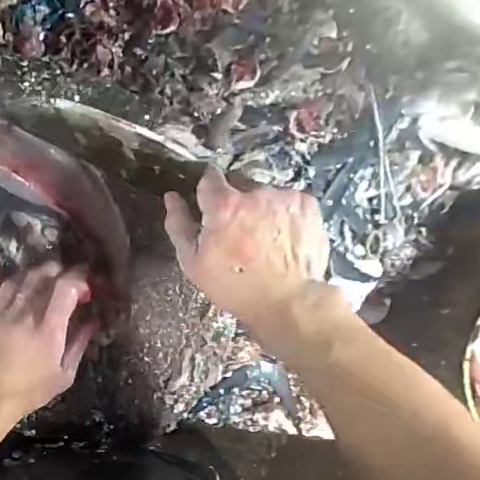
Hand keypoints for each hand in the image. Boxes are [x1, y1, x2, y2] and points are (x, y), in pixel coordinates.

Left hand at [0, 262, 97, 422]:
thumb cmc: (30, 390)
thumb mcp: (64, 374)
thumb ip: (79, 344)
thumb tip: (93, 322)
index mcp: (48, 330)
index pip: (66, 288)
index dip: (81, 280)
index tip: (88, 289)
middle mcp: (27, 314)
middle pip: (47, 275)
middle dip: (66, 272)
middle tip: (75, 281)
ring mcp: (6, 311)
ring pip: (27, 276)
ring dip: (45, 272)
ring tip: (55, 278)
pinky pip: (9, 285)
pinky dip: (24, 279)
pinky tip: (30, 284)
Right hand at [163, 166, 329, 337]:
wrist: (288, 301)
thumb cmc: (236, 288)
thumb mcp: (194, 264)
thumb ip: (179, 225)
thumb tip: (171, 198)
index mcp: (224, 205)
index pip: (210, 177)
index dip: (208, 194)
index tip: (212, 209)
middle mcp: (255, 193)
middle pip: (239, 184)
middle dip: (236, 203)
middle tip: (238, 233)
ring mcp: (284, 197)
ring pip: (265, 194)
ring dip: (261, 209)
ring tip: (264, 241)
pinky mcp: (307, 205)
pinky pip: (288, 202)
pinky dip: (284, 216)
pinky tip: (283, 240)